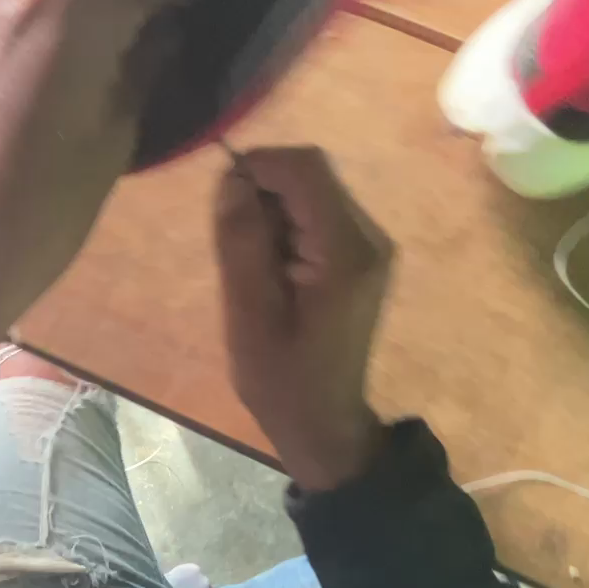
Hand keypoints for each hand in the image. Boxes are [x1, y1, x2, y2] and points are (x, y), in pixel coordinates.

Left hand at [0, 0, 163, 366]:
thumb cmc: (43, 208)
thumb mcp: (114, 137)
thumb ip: (144, 66)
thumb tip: (160, 33)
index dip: (171, 1)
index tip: (181, 26)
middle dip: (115, 6)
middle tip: (135, 49)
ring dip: (66, 17)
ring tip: (81, 69)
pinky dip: (23, 32)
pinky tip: (33, 78)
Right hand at [215, 147, 391, 490]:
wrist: (322, 421)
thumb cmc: (280, 378)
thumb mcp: (249, 314)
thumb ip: (241, 243)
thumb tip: (231, 181)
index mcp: (346, 250)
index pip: (305, 170)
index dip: (258, 166)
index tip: (219, 197)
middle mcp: (369, 237)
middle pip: (311, 178)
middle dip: (262, 194)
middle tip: (230, 244)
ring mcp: (369, 248)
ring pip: (312, 197)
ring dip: (271, 216)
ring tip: (248, 267)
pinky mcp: (360, 260)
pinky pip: (317, 222)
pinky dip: (285, 232)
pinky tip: (269, 272)